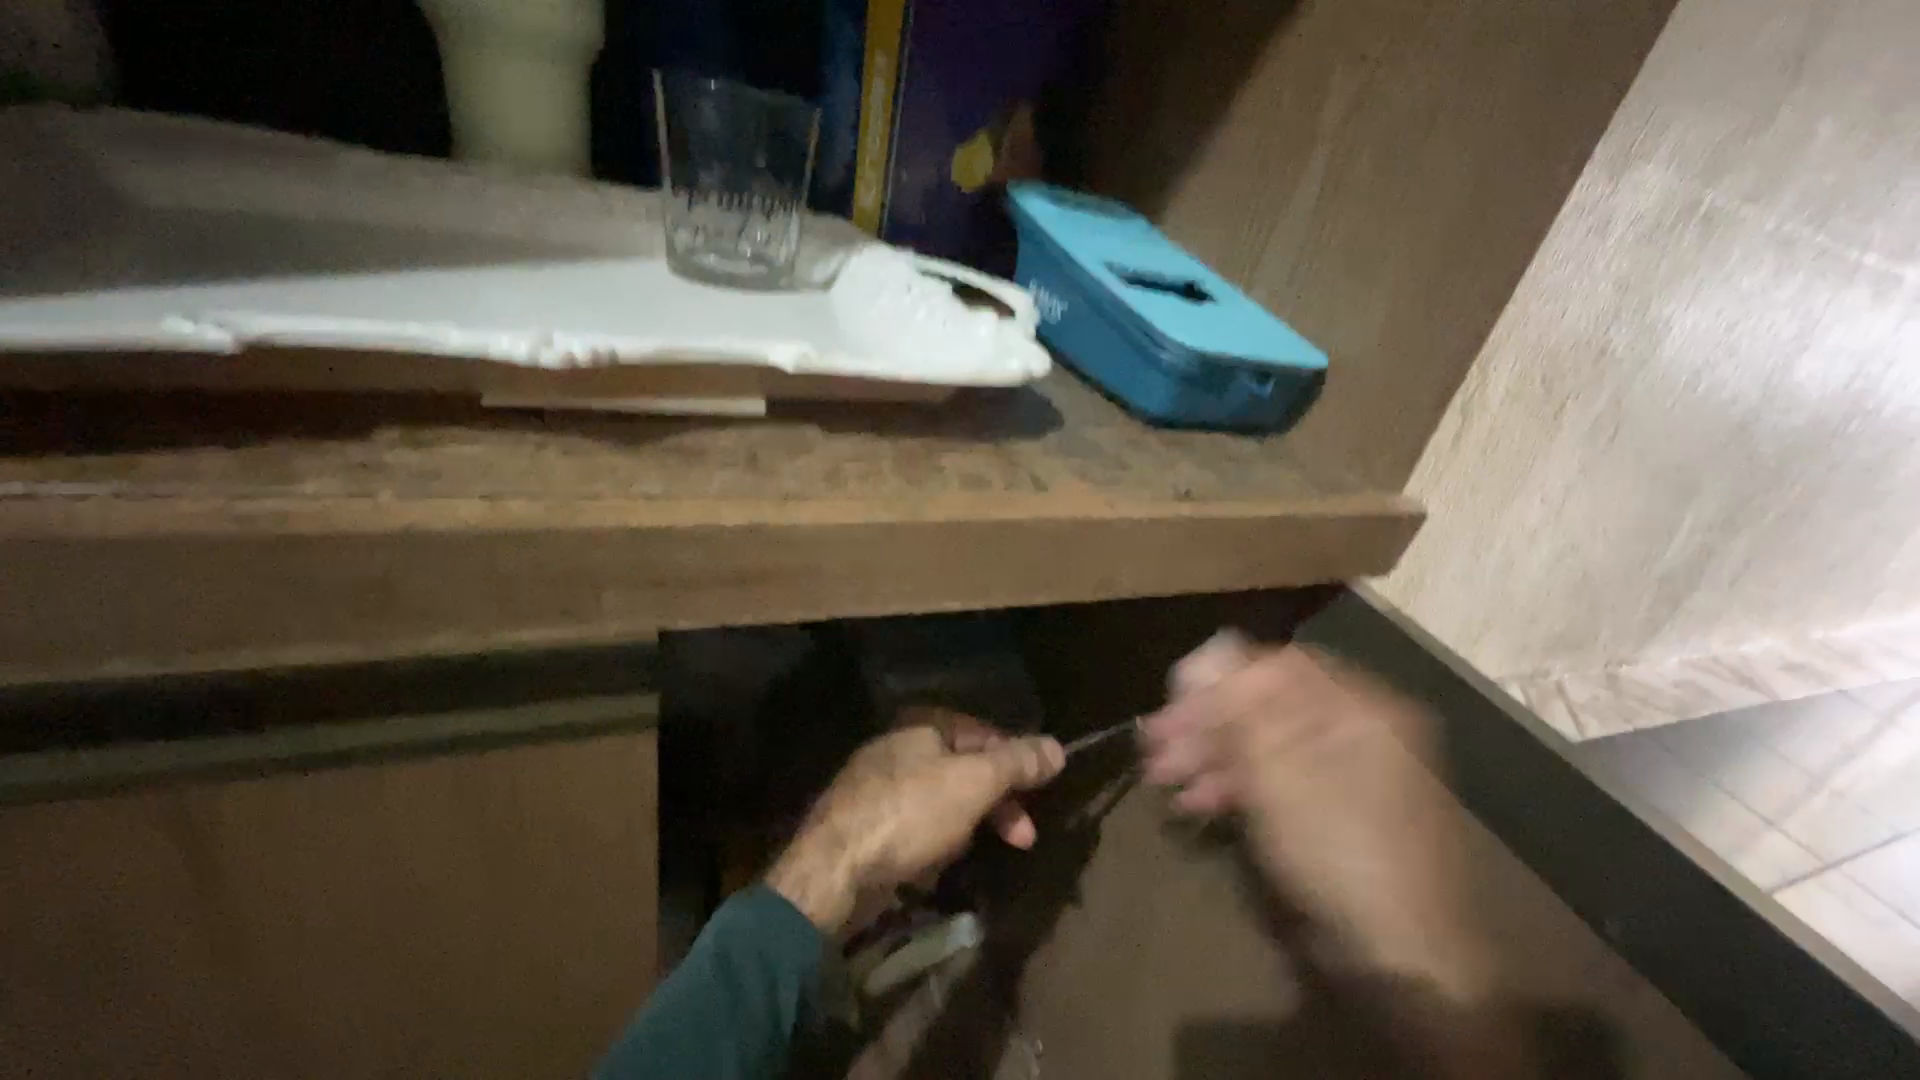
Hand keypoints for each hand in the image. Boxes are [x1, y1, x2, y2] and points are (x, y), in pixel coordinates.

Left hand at [765, 708, 1064, 933]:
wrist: (833, 868)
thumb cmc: (910, 813)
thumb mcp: (974, 783)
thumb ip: (1017, 763)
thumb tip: (1058, 747)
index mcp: (922, 726)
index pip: (985, 734)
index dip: (1018, 762)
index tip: (1041, 795)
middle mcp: (898, 748)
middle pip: (964, 769)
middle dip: (998, 803)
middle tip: (1024, 839)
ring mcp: (877, 787)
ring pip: (941, 801)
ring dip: (968, 826)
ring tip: (976, 853)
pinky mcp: (865, 825)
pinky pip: (914, 828)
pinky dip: (934, 842)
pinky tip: (937, 866)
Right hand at [1140, 635, 1493, 1002]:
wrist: (1401, 957)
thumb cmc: (1339, 851)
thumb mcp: (1279, 773)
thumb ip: (1240, 707)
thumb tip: (1210, 646)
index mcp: (1363, 709)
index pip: (1279, 668)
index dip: (1220, 678)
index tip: (1170, 699)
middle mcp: (1361, 731)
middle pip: (1269, 707)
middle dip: (1207, 724)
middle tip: (1155, 744)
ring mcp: (1352, 774)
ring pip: (1269, 746)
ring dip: (1213, 757)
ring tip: (1163, 778)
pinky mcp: (1337, 813)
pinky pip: (1281, 780)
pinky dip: (1238, 788)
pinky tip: (1195, 805)